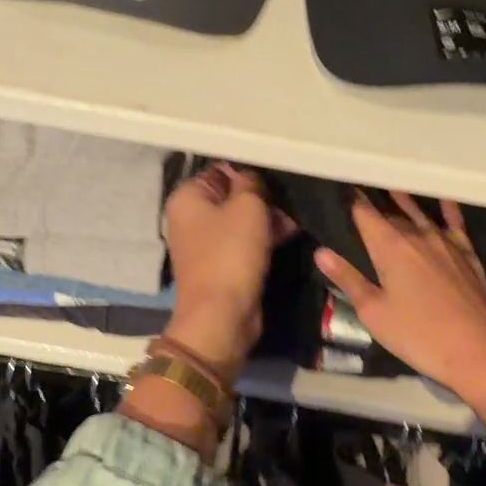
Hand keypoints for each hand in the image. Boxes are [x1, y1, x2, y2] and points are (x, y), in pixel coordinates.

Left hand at [162, 164, 290, 377]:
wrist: (222, 315)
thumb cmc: (231, 253)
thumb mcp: (247, 207)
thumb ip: (251, 183)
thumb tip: (251, 176)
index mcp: (188, 197)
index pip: (220, 169)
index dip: (249, 170)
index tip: (277, 172)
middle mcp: (192, 217)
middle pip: (231, 195)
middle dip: (263, 196)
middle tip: (291, 196)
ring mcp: (207, 243)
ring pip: (241, 219)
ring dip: (268, 217)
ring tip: (297, 215)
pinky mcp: (223, 263)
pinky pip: (245, 241)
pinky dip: (265, 236)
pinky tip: (292, 232)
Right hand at [314, 192, 485, 395]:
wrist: (478, 351)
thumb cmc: (418, 335)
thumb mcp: (373, 313)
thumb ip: (347, 278)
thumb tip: (321, 251)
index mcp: (390, 246)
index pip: (363, 212)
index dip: (349, 200)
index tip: (337, 189)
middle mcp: (418, 234)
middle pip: (390, 212)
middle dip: (372, 204)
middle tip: (358, 194)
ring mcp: (446, 241)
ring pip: (419, 212)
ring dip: (402, 200)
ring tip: (389, 186)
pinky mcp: (468, 253)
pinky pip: (454, 221)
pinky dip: (445, 207)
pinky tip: (442, 196)